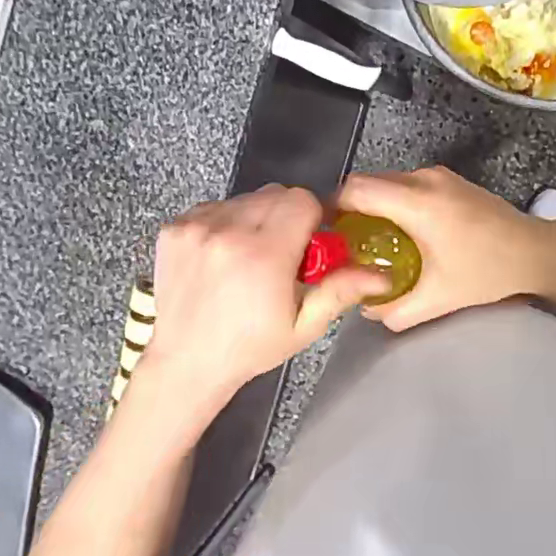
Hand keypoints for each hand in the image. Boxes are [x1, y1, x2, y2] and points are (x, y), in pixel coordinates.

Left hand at [146, 184, 388, 405]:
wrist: (186, 362)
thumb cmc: (249, 348)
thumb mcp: (303, 326)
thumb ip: (341, 291)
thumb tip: (381, 275)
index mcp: (264, 256)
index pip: (302, 200)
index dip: (313, 218)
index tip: (310, 243)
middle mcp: (227, 232)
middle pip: (276, 193)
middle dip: (287, 217)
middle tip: (283, 254)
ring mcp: (196, 228)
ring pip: (245, 198)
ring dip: (256, 218)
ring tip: (251, 258)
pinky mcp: (174, 228)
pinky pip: (215, 206)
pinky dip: (227, 223)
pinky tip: (226, 256)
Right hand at [336, 166, 555, 331]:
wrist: (536, 252)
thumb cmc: (488, 272)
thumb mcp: (438, 299)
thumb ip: (396, 311)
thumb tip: (366, 311)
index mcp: (418, 202)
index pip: (356, 188)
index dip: (333, 208)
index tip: (328, 235)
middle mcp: (424, 179)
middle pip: (368, 182)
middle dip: (351, 209)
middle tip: (347, 244)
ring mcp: (439, 175)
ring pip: (388, 181)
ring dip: (374, 206)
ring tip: (372, 241)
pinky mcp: (450, 180)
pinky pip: (407, 184)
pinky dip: (394, 203)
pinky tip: (402, 233)